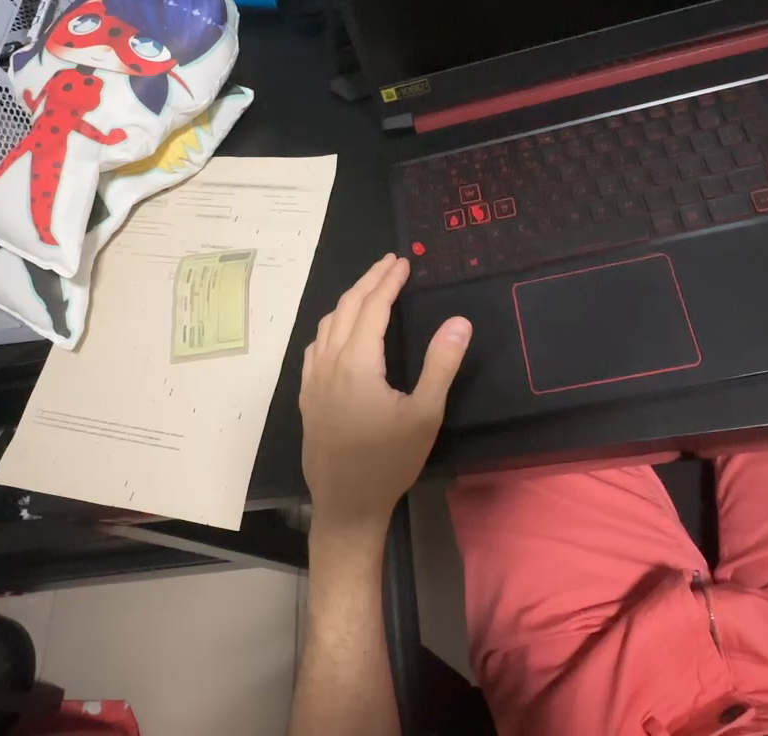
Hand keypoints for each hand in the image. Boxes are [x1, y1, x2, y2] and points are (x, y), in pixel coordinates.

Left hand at [300, 254, 471, 534]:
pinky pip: (316, 346)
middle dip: (368, 281)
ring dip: (349, 300)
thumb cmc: (388, 461)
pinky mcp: (308, 396)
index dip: (388, 281)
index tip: (403, 262)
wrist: (346, 504)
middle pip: (347, 308)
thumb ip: (441, 364)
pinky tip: (340, 332)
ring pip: (328, 324)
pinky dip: (332, 325)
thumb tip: (459, 321)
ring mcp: (314, 379)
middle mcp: (330, 362)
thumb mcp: (424, 414)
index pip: (372, 307)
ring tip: (370, 290)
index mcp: (357, 362)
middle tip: (389, 263)